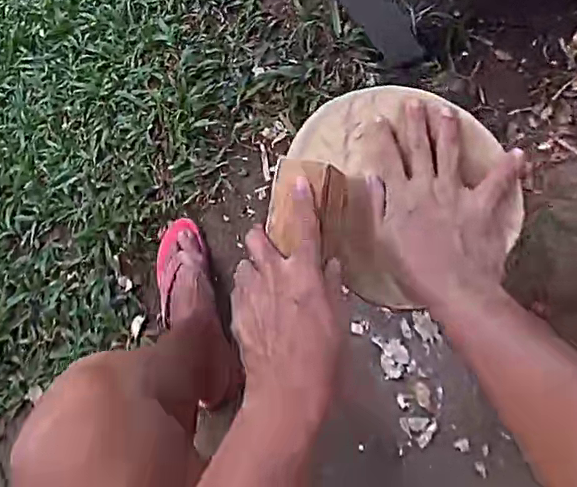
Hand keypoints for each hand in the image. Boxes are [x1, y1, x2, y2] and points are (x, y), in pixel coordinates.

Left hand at [231, 177, 345, 435]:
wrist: (284, 394)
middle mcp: (274, 272)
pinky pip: (239, 289)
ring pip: (245, 262)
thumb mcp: (340, 320)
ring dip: (253, 268)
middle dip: (263, 238)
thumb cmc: (322, 358)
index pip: (305, 227)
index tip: (298, 182)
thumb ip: (332, 286)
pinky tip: (256, 309)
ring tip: (264, 286)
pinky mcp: (236, 310)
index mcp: (304, 271)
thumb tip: (329, 265)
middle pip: (258, 236)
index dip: (303, 202)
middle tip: (272, 250)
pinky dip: (247, 292)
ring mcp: (251, 290)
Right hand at [366, 97, 524, 309]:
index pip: (388, 158)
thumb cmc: (416, 272)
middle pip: (419, 147)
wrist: (456, 290)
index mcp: (402, 196)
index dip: (382, 136)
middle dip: (415, 122)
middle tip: (414, 102)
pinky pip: (497, 183)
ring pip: (449, 153)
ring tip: (446, 111)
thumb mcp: (384, 240)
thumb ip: (378, 205)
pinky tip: (517, 154)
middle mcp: (427, 187)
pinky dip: (508, 168)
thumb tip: (373, 176)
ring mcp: (455, 193)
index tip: (378, 118)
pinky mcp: (480, 205)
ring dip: (447, 130)